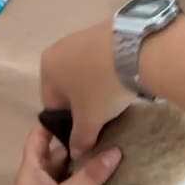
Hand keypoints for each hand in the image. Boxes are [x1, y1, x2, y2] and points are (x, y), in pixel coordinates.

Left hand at [0, 125, 121, 184]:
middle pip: (57, 154)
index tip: (79, 108)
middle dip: (78, 143)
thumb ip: (90, 176)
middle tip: (107, 130)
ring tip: (113, 151)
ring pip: (67, 175)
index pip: (39, 136)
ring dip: (84, 166)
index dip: (54, 121)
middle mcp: (37, 180)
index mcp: (31, 169)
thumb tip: (116, 151)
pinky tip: (107, 182)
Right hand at [40, 20, 134, 158]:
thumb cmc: (102, 87)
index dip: (69, 123)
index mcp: (46, 68)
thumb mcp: (90, 120)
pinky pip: (100, 61)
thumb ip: (79, 139)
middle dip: (83, 104)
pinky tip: (122, 81)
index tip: (87, 129)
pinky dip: (108, 73)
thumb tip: (75, 153)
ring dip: (96, 89)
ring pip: (85, 74)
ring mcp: (81, 36)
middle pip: (68, 88)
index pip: (52, 105)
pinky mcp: (103, 30)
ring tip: (115, 98)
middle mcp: (58, 48)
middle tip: (102, 116)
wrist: (137, 49)